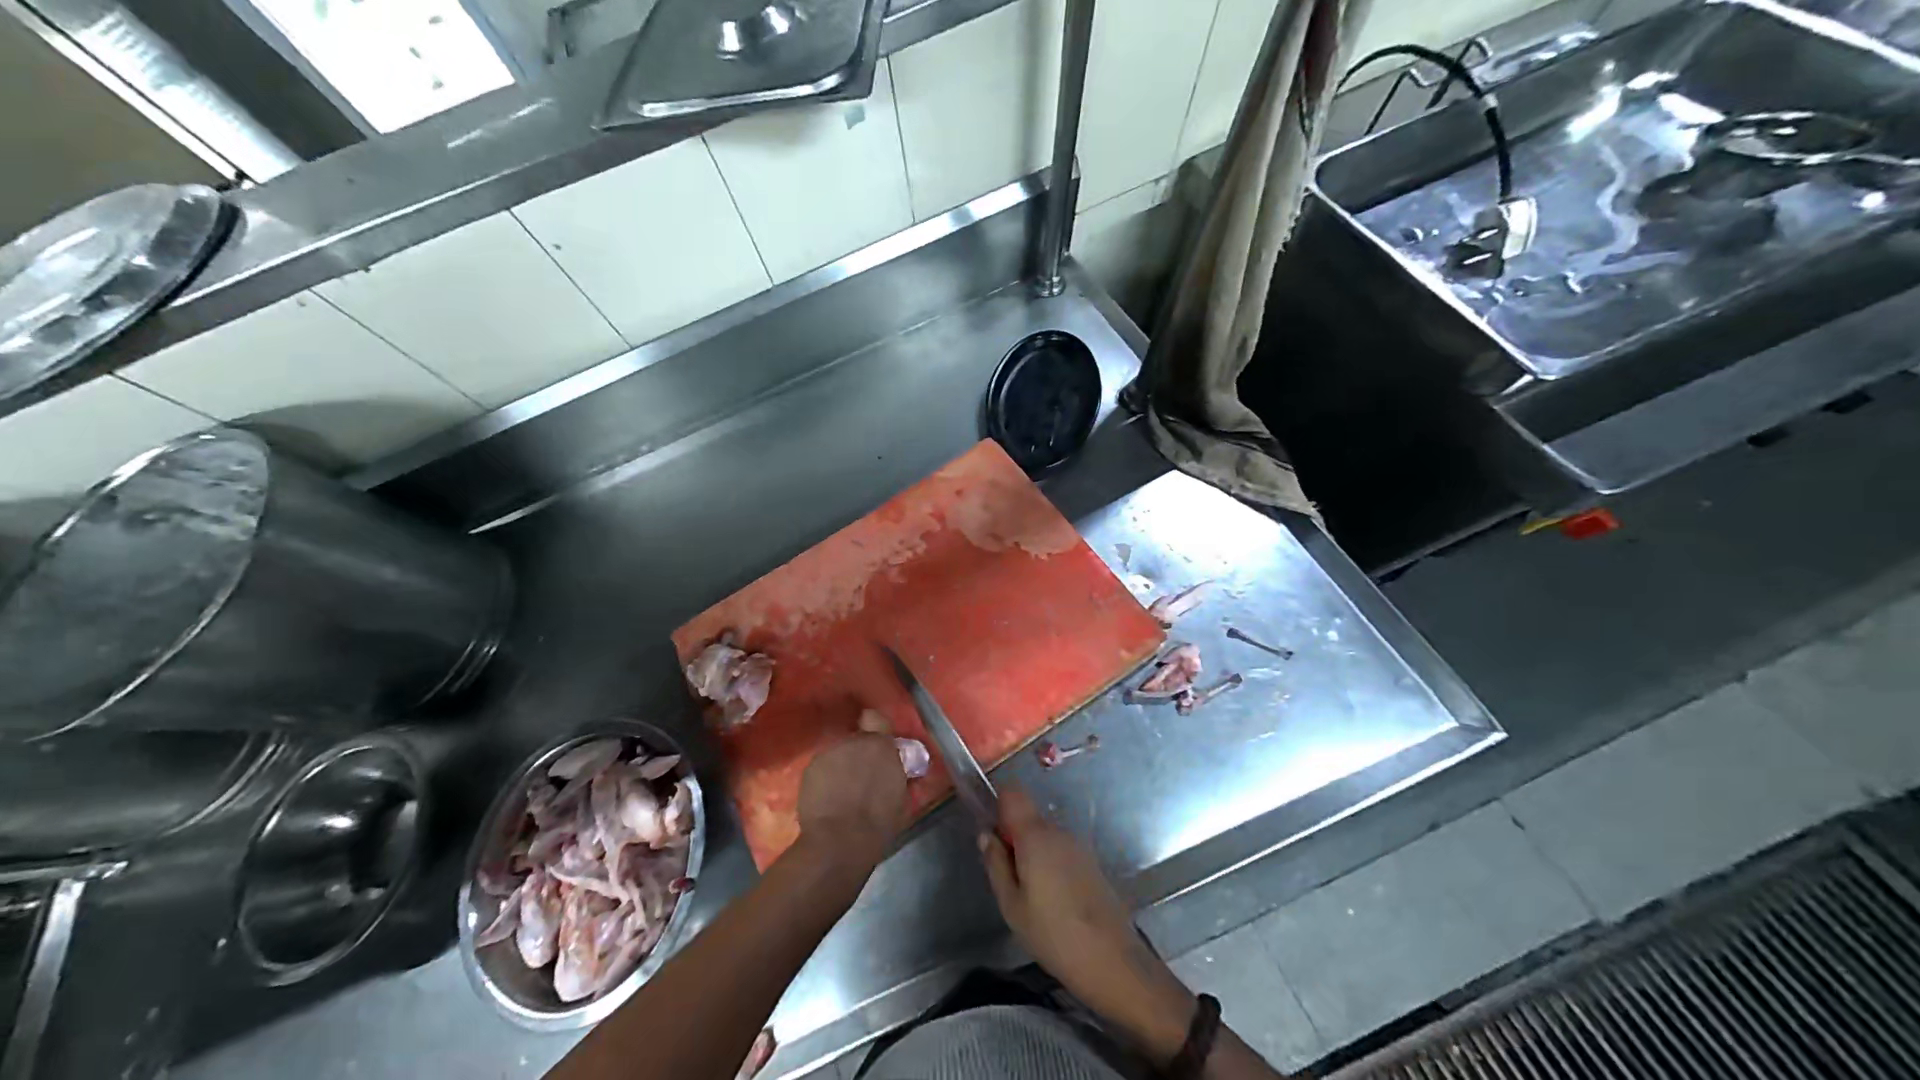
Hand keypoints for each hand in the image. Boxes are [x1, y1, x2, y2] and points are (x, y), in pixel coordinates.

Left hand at [795, 710, 907, 875]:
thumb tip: (897, 770)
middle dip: (860, 754)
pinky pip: (823, 767)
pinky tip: (827, 798)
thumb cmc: (878, 824)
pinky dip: (826, 778)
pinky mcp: (810, 767)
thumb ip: (898, 774)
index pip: (877, 719)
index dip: (877, 730)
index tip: (879, 746)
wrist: (839, 841)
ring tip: (843, 790)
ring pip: (839, 754)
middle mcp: (854, 741)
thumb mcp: (901, 797)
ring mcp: (829, 752)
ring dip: (843, 765)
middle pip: (857, 740)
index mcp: (882, 746)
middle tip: (863, 777)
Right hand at [981, 789, 1196, 1065]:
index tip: (991, 832)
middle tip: (1006, 876)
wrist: (1112, 960)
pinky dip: (1049, 864)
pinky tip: (1051, 900)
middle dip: (1013, 836)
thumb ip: (996, 864)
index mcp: (1035, 835)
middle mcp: (1059, 832)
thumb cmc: (1053, 934)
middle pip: (1029, 817)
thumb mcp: (1011, 905)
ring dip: (1032, 852)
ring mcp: (1079, 846)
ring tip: (1028, 894)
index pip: (1013, 793)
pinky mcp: (1091, 863)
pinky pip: (1061, 850)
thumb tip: (986, 834)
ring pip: (1045, 835)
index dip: (998, 804)